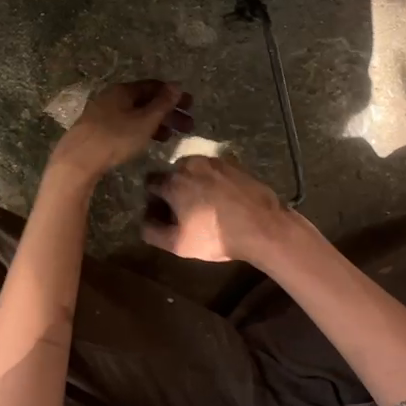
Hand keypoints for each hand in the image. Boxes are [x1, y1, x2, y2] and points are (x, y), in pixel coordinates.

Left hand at [49, 80, 192, 181]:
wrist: (77, 160)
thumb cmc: (115, 138)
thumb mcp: (145, 121)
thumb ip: (162, 104)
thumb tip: (176, 85)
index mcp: (123, 90)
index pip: (154, 86)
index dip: (174, 95)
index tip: (190, 106)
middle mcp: (111, 97)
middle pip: (145, 101)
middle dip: (168, 112)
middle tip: (188, 126)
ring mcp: (102, 114)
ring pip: (135, 114)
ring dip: (156, 123)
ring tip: (170, 138)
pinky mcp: (96, 130)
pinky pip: (125, 124)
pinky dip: (140, 131)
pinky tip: (146, 142)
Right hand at [141, 155, 299, 263]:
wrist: (261, 225)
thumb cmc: (215, 236)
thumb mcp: (178, 244)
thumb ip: (153, 232)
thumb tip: (143, 222)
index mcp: (173, 181)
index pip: (150, 182)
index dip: (153, 198)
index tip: (162, 212)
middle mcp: (191, 164)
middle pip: (173, 174)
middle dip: (174, 188)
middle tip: (185, 210)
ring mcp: (215, 161)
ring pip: (195, 169)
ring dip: (194, 182)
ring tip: (205, 204)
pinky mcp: (234, 163)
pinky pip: (215, 170)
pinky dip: (213, 180)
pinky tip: (223, 198)